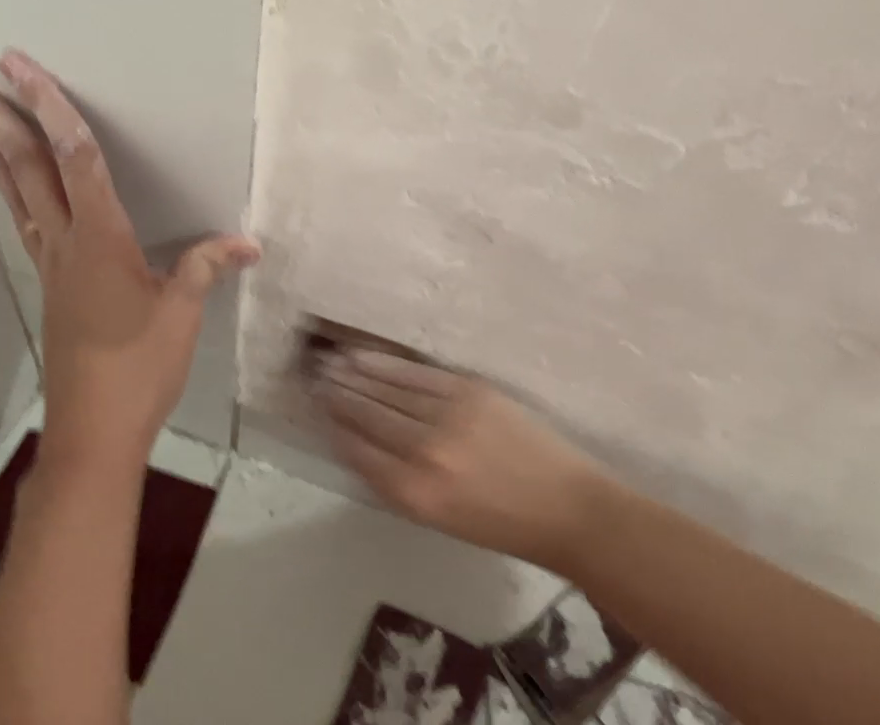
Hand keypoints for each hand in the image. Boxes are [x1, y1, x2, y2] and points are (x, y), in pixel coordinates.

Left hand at [0, 49, 259, 466]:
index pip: (76, 157)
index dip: (50, 107)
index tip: (18, 69)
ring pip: (14, 193)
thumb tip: (248, 242)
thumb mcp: (181, 314)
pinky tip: (6, 182)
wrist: (94, 429)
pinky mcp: (49, 284)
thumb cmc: (140, 369)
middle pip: (24, 168)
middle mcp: (65, 242)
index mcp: (101, 238)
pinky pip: (24, 220)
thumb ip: (206, 267)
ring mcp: (51, 263)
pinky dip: (9, 188)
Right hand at [310, 348, 612, 570]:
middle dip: (337, 395)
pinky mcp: (471, 390)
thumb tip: (358, 444)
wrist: (567, 507)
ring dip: (355, 375)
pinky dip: (387, 365)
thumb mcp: (437, 519)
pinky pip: (417, 375)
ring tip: (331, 362)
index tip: (313, 407)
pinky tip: (367, 357)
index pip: (357, 450)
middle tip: (312, 378)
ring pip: (388, 390)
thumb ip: (395, 482)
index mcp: (414, 493)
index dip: (332, 426)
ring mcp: (449, 416)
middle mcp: (425, 452)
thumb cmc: (501, 524)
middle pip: (368, 415)